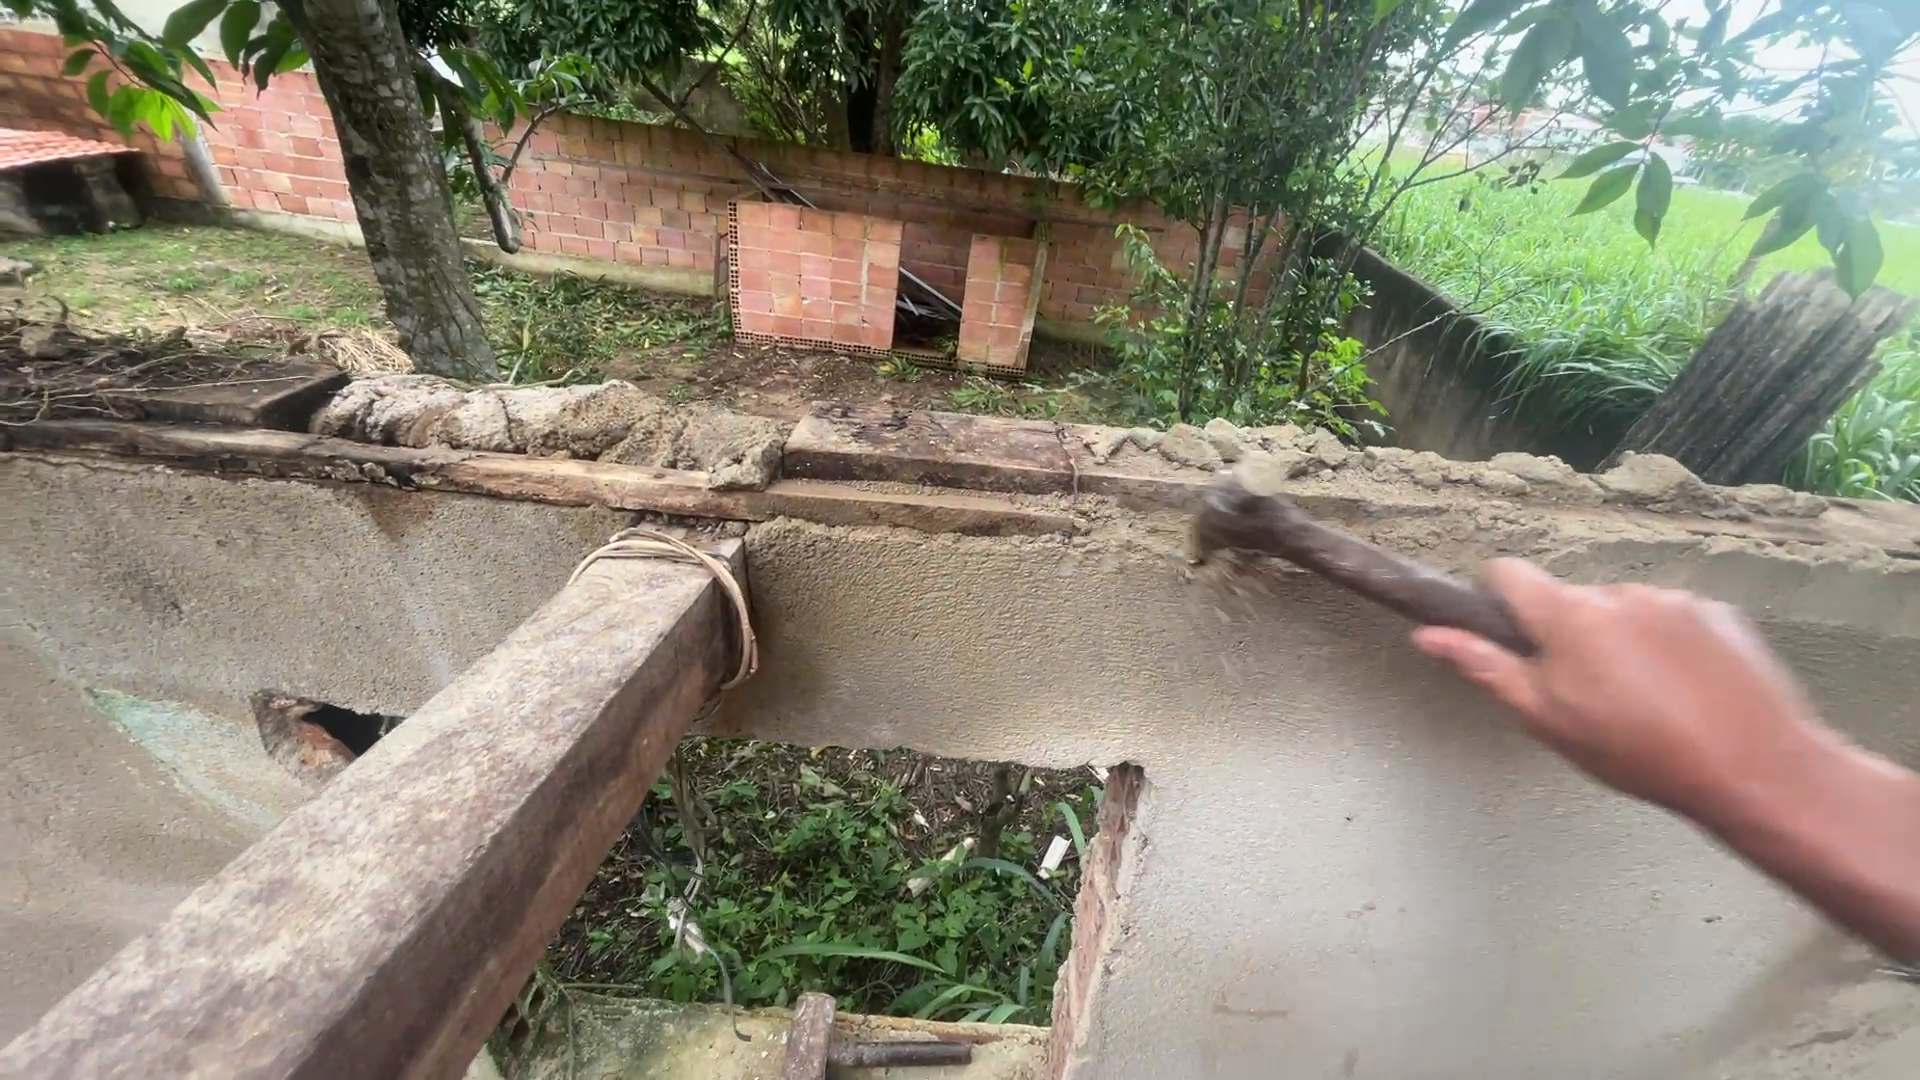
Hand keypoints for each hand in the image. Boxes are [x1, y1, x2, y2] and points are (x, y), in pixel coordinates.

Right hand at [1411, 559, 1822, 819]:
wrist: (1761, 772)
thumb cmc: (1634, 748)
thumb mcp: (1541, 714)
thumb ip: (1482, 665)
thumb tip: (1426, 634)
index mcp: (1566, 614)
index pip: (1506, 572)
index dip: (1495, 597)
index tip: (1508, 634)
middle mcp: (1615, 592)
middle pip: (1563, 596)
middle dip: (1560, 629)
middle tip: (1579, 685)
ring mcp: (1672, 599)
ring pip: (1614, 606)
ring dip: (1610, 634)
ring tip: (1637, 690)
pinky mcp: (1719, 613)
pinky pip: (1665, 614)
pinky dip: (1658, 639)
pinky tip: (1678, 684)